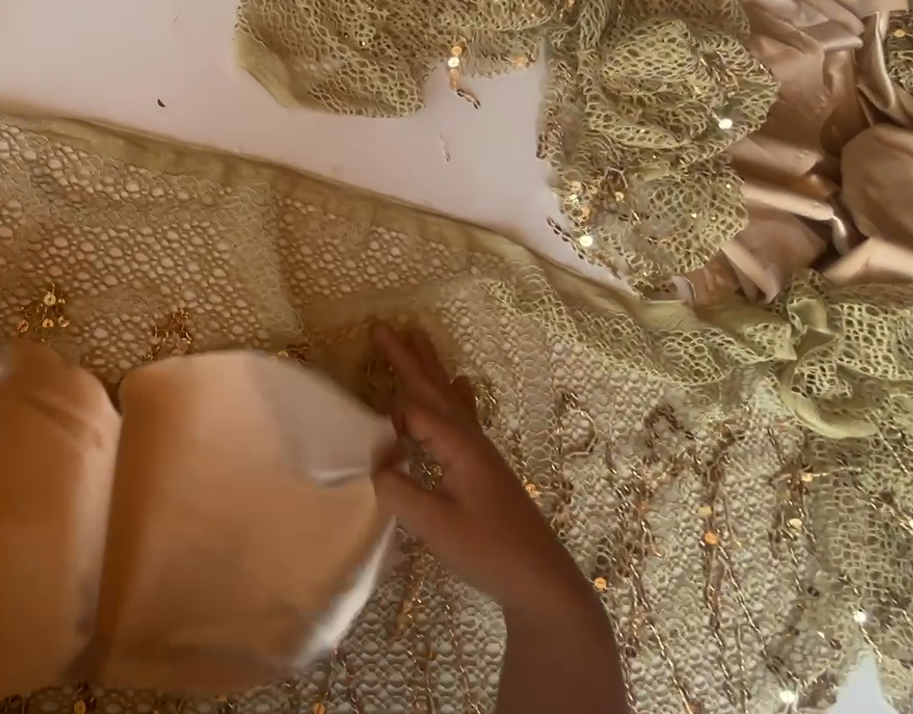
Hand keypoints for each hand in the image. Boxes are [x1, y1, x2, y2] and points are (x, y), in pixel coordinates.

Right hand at [372, 325, 595, 623]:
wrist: (544, 586)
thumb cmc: (489, 552)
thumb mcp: (433, 524)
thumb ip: (394, 487)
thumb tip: (368, 461)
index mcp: (459, 447)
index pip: (411, 414)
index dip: (383, 424)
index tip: (368, 450)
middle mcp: (471, 440)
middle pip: (434, 389)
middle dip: (407, 358)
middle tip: (383, 327)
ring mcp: (481, 452)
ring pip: (449, 398)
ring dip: (430, 368)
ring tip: (418, 337)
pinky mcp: (484, 467)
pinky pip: (462, 415)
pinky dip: (453, 393)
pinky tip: (461, 384)